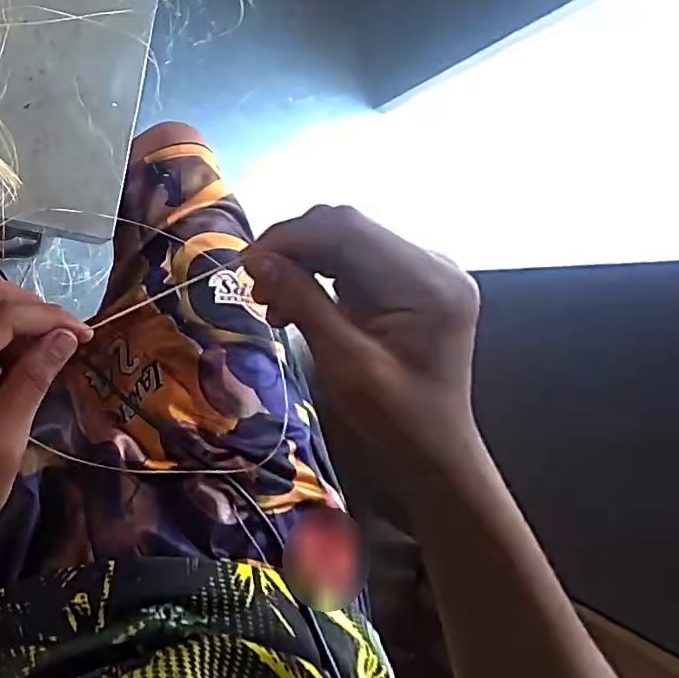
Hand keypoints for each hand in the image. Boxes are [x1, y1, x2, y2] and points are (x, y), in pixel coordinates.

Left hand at [0, 275, 91, 575]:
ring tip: (57, 348)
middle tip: (68, 335)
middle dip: (30, 307)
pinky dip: (7, 338)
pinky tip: (32, 362)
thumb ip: (32, 380)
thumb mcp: (4, 440)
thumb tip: (67, 335)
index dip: (47, 317)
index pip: (0, 316)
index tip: (88, 334)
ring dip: (20, 320)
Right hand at [241, 204, 482, 482]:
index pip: (347, 228)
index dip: (290, 236)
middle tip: (253, 285)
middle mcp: (429, 264)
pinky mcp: (401, 280)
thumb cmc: (395, 417)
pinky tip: (289, 303)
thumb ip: (302, 301)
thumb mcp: (343, 361)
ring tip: (268, 300)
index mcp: (428, 282)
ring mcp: (417, 270)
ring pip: (337, 238)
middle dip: (290, 247)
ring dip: (295, 261)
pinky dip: (309, 273)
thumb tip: (255, 259)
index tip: (246, 262)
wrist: (432, 450)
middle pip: (343, 227)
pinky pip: (344, 258)